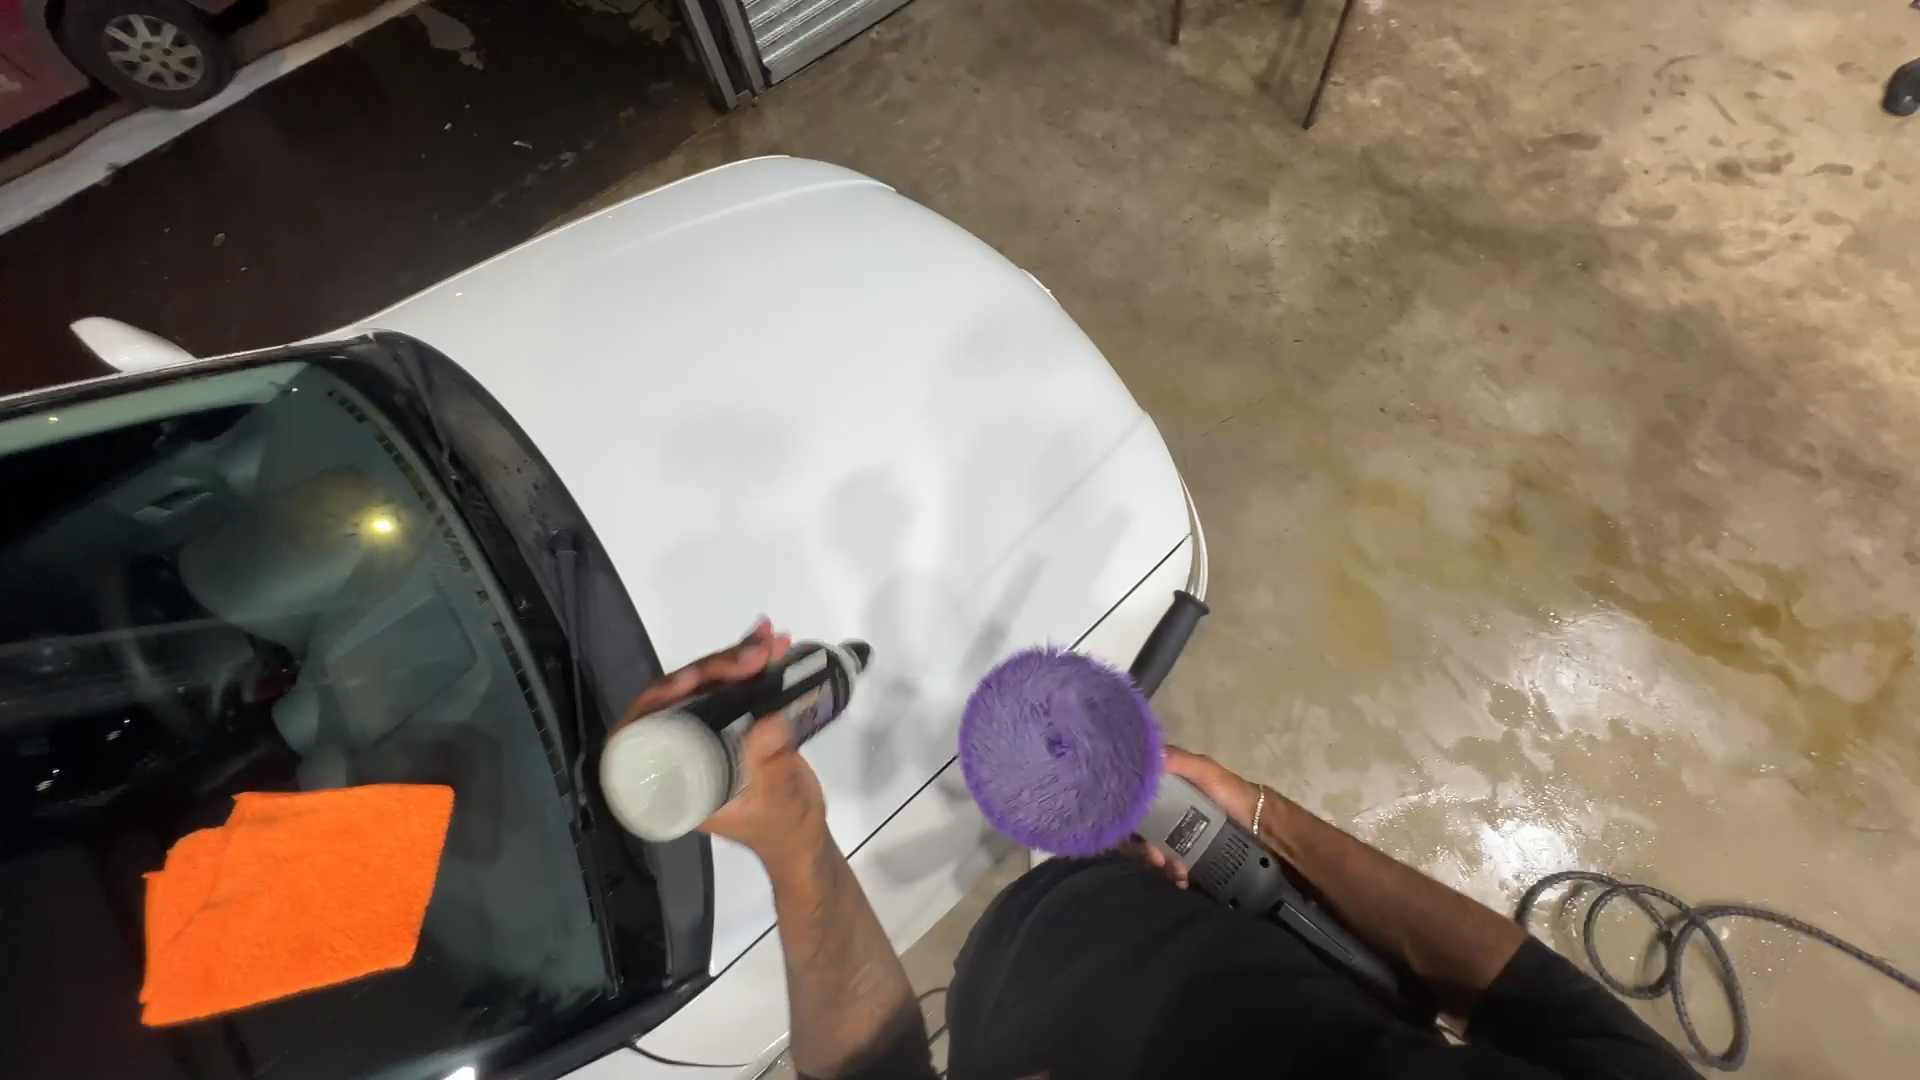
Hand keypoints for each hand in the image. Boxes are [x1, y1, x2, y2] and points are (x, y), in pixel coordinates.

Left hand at [618, 619, 829, 867]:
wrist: (803, 835)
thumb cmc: (785, 828)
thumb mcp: (780, 802)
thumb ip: (773, 766)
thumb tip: (766, 722)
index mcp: (676, 783)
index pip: (643, 735)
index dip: (659, 700)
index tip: (692, 679)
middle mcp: (682, 755)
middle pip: (678, 698)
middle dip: (713, 668)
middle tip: (755, 654)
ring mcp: (708, 735)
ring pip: (706, 684)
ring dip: (735, 657)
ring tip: (769, 638)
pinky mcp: (733, 722)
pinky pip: (733, 685)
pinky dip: (752, 662)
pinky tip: (772, 643)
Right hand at [1120, 746, 1270, 885]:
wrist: (1259, 824)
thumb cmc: (1228, 791)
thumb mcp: (1204, 770)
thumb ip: (1178, 761)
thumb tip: (1146, 757)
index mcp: (1160, 785)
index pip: (1130, 800)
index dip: (1127, 816)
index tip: (1135, 832)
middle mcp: (1160, 806)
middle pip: (1136, 829)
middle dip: (1145, 847)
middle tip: (1159, 859)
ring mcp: (1172, 830)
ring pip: (1151, 848)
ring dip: (1160, 862)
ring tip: (1178, 872)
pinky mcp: (1185, 849)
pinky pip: (1168, 863)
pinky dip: (1173, 872)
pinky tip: (1183, 878)